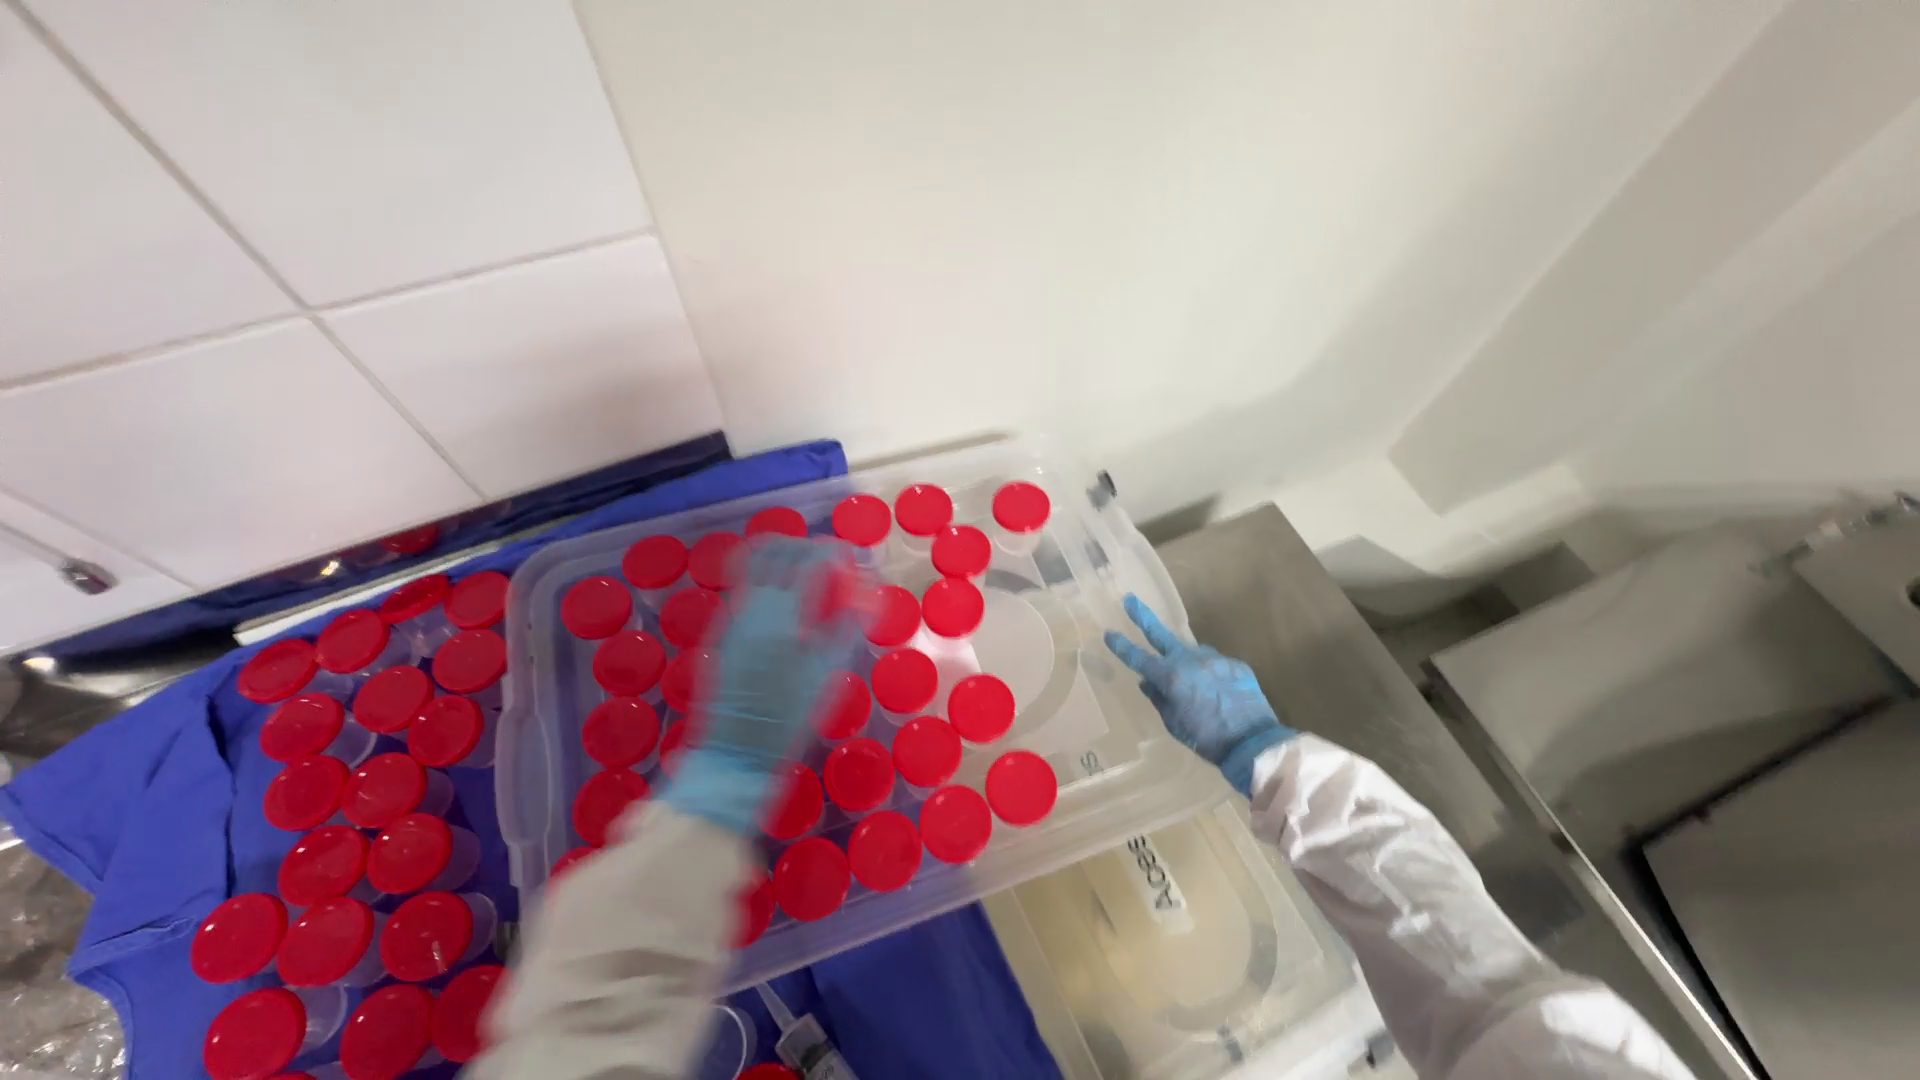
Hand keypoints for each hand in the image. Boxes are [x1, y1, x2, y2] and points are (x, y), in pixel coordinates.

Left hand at [661, 536, 868, 834]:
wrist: (735, 749)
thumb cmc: (789, 714)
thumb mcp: (829, 671)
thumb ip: (848, 625)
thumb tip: (868, 597)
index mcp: (784, 610)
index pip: (811, 558)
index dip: (838, 553)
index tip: (856, 562)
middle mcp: (753, 602)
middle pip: (776, 547)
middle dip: (807, 546)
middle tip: (831, 563)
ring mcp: (732, 613)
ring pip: (754, 562)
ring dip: (785, 560)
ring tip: (809, 580)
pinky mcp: (721, 629)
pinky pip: (745, 587)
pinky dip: (770, 582)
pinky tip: (788, 608)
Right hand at [1104, 593, 1294, 796]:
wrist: (1254, 743)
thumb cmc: (1207, 739)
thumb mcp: (1174, 724)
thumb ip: (1159, 699)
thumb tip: (1147, 682)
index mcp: (1171, 678)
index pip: (1139, 658)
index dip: (1122, 646)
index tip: (1109, 633)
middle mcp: (1191, 661)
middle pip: (1161, 635)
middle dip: (1143, 617)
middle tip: (1130, 599)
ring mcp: (1215, 660)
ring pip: (1192, 652)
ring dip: (1185, 660)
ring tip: (1190, 680)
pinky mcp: (1236, 665)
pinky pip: (1214, 663)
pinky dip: (1209, 672)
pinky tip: (1215, 688)